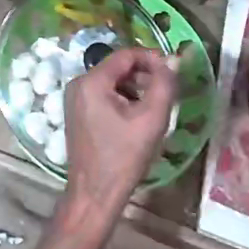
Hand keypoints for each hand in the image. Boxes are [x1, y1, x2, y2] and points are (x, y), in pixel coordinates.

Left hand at [63, 48, 176, 215]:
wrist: (95, 194)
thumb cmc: (124, 157)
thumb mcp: (151, 119)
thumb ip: (164, 84)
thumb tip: (172, 59)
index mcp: (92, 81)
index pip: (126, 55)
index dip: (152, 59)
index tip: (172, 73)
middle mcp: (78, 83)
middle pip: (118, 68)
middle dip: (144, 77)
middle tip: (165, 96)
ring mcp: (75, 99)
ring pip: (112, 83)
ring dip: (134, 90)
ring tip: (152, 111)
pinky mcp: (77, 113)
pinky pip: (103, 96)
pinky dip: (122, 101)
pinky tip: (136, 121)